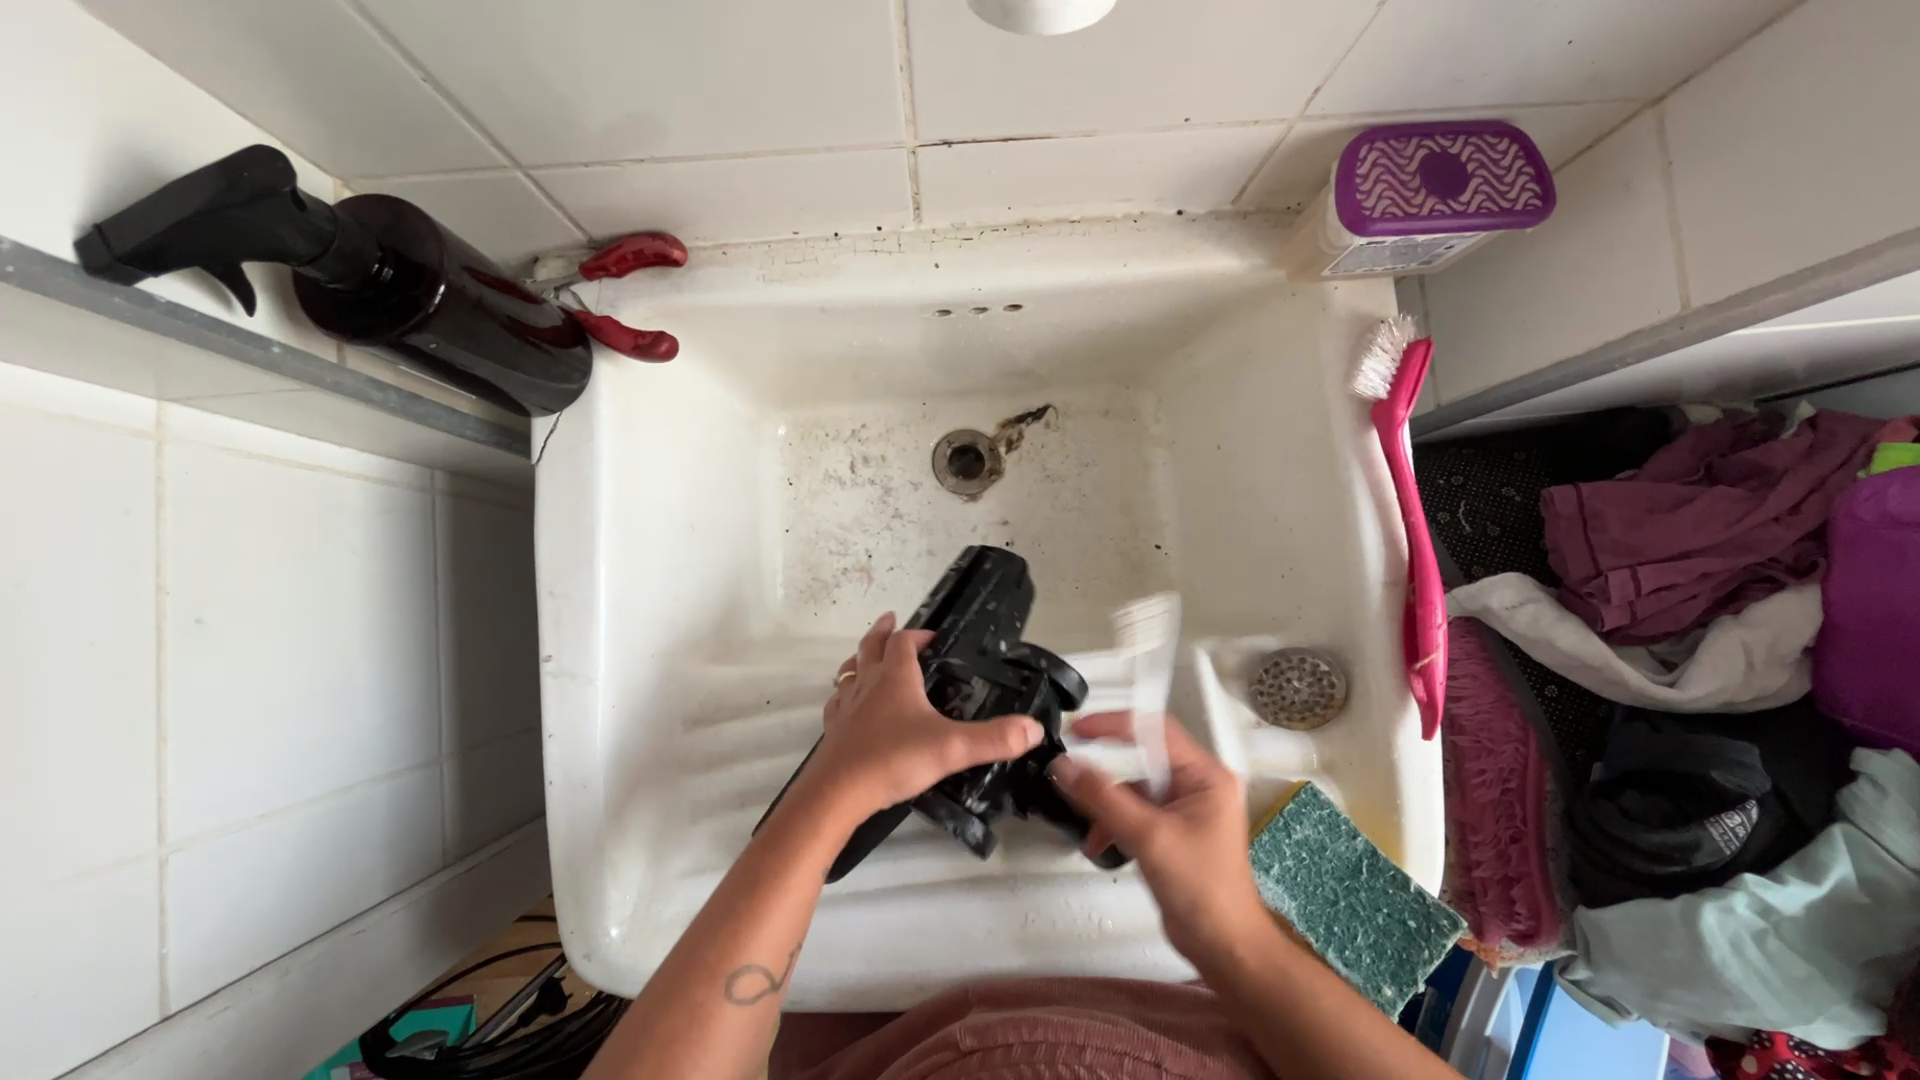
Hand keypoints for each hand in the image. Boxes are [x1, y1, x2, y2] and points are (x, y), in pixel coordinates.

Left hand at [804, 612, 1043, 821]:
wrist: (837, 793)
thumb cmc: (893, 759)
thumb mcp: (952, 748)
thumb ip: (994, 738)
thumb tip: (1034, 729)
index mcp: (895, 678)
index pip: (904, 642)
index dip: (918, 635)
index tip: (933, 638)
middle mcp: (867, 684)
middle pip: (870, 647)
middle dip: (881, 632)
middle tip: (889, 621)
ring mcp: (845, 707)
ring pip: (849, 672)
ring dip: (859, 660)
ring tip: (867, 659)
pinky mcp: (833, 731)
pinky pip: (837, 704)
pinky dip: (844, 697)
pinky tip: (849, 707)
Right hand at [1048, 713, 1269, 962]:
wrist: (1223, 946)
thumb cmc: (1201, 889)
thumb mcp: (1148, 836)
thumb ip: (1103, 797)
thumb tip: (1065, 765)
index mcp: (1206, 775)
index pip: (1155, 731)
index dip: (1115, 725)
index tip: (1079, 729)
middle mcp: (1199, 785)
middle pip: (1142, 760)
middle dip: (1107, 773)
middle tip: (1072, 770)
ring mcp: (1186, 810)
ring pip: (1135, 789)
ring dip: (1108, 806)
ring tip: (1089, 826)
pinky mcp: (1173, 832)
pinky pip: (1136, 813)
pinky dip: (1115, 824)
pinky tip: (1100, 843)